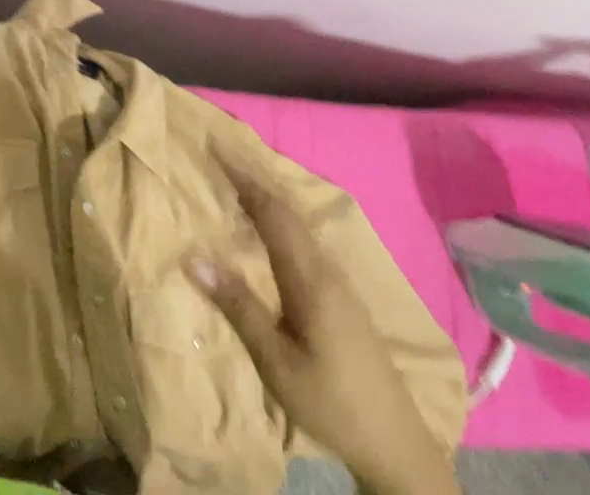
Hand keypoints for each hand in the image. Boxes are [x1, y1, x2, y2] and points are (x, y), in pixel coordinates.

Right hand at [186, 156, 459, 494]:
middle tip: (221, 158)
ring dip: (268, 199)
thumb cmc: (329, 401)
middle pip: (289, 212)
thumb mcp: (276, 361)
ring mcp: (340, 283)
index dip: (245, 179)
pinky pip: (306, 242)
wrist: (394, 440)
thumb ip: (239, 307)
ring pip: (300, 226)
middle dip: (255, 181)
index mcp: (311, 279)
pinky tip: (268, 231)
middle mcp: (328, 270)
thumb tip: (195, 259)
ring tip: (236, 185)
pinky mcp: (342, 298)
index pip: (273, 214)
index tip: (217, 150)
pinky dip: (280, 222)